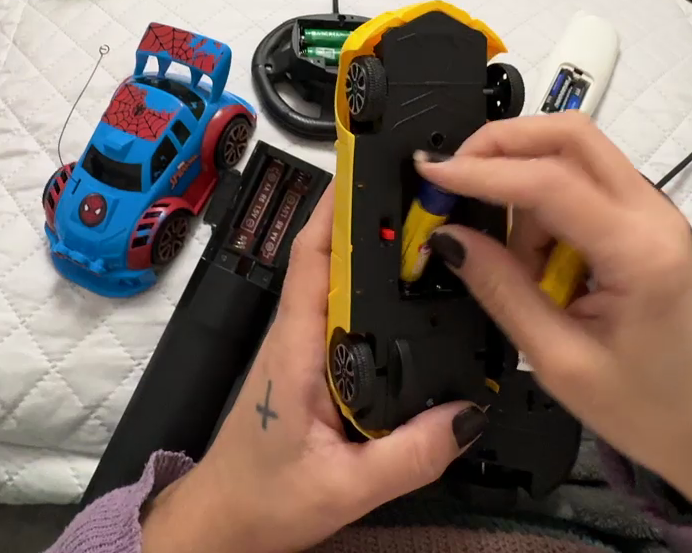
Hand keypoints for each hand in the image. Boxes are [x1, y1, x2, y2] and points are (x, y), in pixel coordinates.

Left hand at [142, 191, 483, 552]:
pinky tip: (403, 291)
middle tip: (419, 190)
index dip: (338, 208)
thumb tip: (469, 414)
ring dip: (367, 246)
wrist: (223, 520)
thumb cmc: (265, 500)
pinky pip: (339, 305)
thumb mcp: (345, 487)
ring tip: (420, 225)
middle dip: (366, 214)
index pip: (314, 255)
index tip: (373, 173)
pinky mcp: (309, 357)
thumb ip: (408, 455)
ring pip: (334, 277)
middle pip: (328, 254)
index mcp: (297, 343)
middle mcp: (297, 330)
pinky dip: (367, 283)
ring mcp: (301, 341)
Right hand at [415, 113, 691, 530]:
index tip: (431, 172)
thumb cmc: (640, 406)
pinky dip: (541, 196)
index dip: (483, 170)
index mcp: (640, 254)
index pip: (551, 181)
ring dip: (522, 181)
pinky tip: (536, 252)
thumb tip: (447, 235)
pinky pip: (579, 176)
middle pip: (571, 134)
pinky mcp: (639, 213)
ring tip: (516, 259)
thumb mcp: (557, 359)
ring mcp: (651, 208)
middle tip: (456, 176)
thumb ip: (500, 288)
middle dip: (503, 142)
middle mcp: (653, 213)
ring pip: (571, 150)